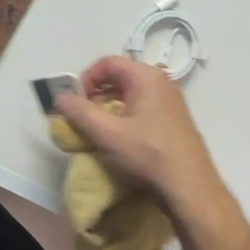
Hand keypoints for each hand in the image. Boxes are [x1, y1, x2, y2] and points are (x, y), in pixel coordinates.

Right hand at [54, 56, 225, 215]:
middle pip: (120, 77)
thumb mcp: (108, 134)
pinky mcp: (173, 121)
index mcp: (147, 77)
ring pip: (131, 95)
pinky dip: (125, 118)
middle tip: (83, 118)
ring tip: (98, 131)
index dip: (87, 78)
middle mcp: (161, 83)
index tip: (75, 101)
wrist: (190, 186)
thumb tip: (60, 97)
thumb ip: (80, 113)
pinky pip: (143, 109)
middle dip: (96, 95)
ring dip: (109, 108)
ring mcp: (171, 102)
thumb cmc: (148, 154)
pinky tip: (120, 141)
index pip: (109, 63)